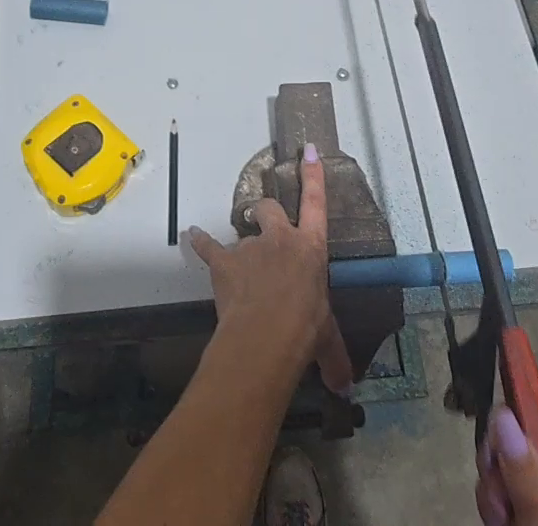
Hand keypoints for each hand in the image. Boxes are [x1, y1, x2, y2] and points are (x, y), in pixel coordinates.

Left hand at [187, 143, 354, 392]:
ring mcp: (251, 247)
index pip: (316, 203)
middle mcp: (282, 239)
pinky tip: (191, 235)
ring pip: (243, 232)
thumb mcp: (326, 340)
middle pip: (271, 209)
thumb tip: (346, 388)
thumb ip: (334, 357)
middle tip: (262, 215)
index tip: (308, 150)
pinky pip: (209, 246)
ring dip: (241, 244)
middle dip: (265, 210)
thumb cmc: (305, 330)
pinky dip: (199, 241)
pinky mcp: (224, 261)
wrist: (266, 335)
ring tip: (238, 262)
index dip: (313, 175)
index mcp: (312, 248)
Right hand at [477, 405, 537, 525]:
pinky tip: (507, 517)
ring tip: (502, 519)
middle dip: (498, 468)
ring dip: (496, 485)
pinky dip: (505, 493)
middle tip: (498, 508)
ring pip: (514, 454)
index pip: (537, 415)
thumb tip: (504, 416)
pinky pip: (520, 471)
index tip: (494, 470)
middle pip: (523, 434)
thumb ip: (525, 479)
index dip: (506, 437)